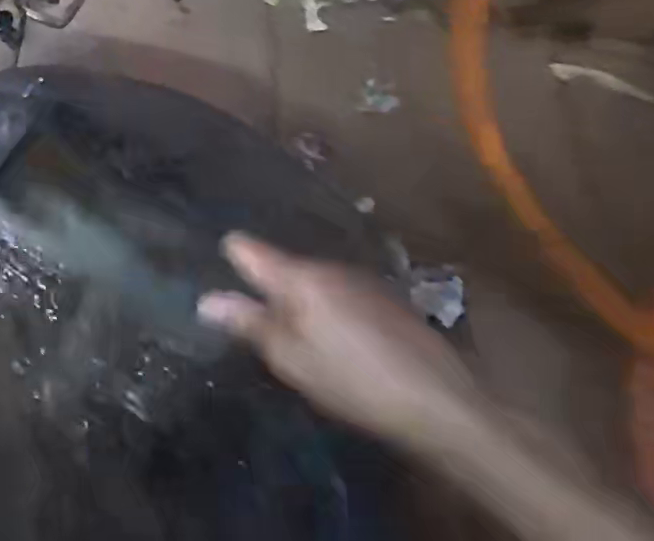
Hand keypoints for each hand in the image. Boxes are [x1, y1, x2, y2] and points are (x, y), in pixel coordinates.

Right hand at [197, 232, 481, 448]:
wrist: (449, 408)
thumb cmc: (354, 381)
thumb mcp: (290, 359)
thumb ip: (247, 323)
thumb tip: (205, 299)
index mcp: (296, 275)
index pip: (242, 246)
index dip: (227, 258)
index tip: (224, 283)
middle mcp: (325, 266)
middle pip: (280, 265)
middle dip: (268, 289)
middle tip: (268, 330)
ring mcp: (360, 279)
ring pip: (313, 280)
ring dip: (303, 300)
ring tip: (309, 340)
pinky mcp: (388, 298)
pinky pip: (341, 292)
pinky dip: (333, 309)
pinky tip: (347, 344)